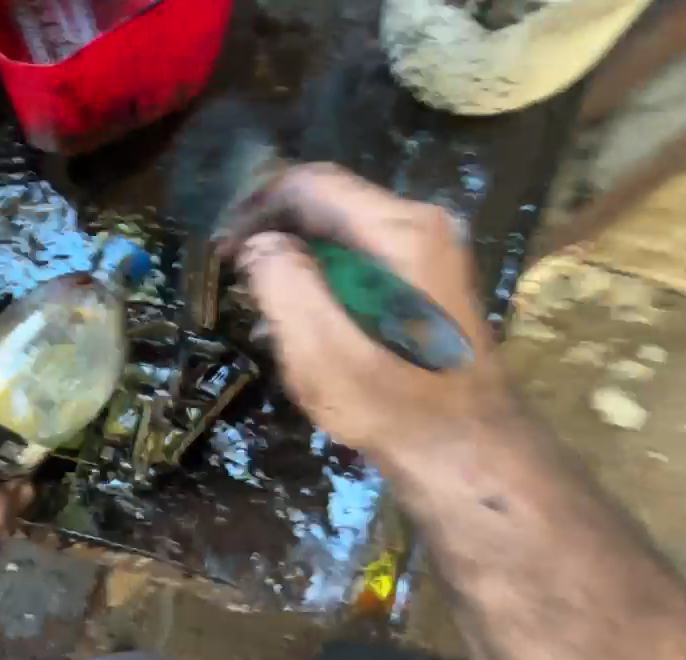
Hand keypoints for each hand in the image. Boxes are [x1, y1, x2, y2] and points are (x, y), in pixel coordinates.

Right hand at [227, 163, 516, 460]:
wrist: (464, 449)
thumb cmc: (390, 404)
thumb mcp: (322, 352)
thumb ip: (285, 287)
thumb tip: (258, 247)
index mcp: (398, 231)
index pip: (312, 184)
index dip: (256, 205)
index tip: (221, 248)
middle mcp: (420, 226)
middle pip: (327, 205)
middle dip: (272, 233)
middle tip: (232, 278)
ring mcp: (428, 254)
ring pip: (341, 234)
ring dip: (294, 259)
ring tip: (258, 304)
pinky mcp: (424, 283)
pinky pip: (359, 261)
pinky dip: (321, 279)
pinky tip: (298, 319)